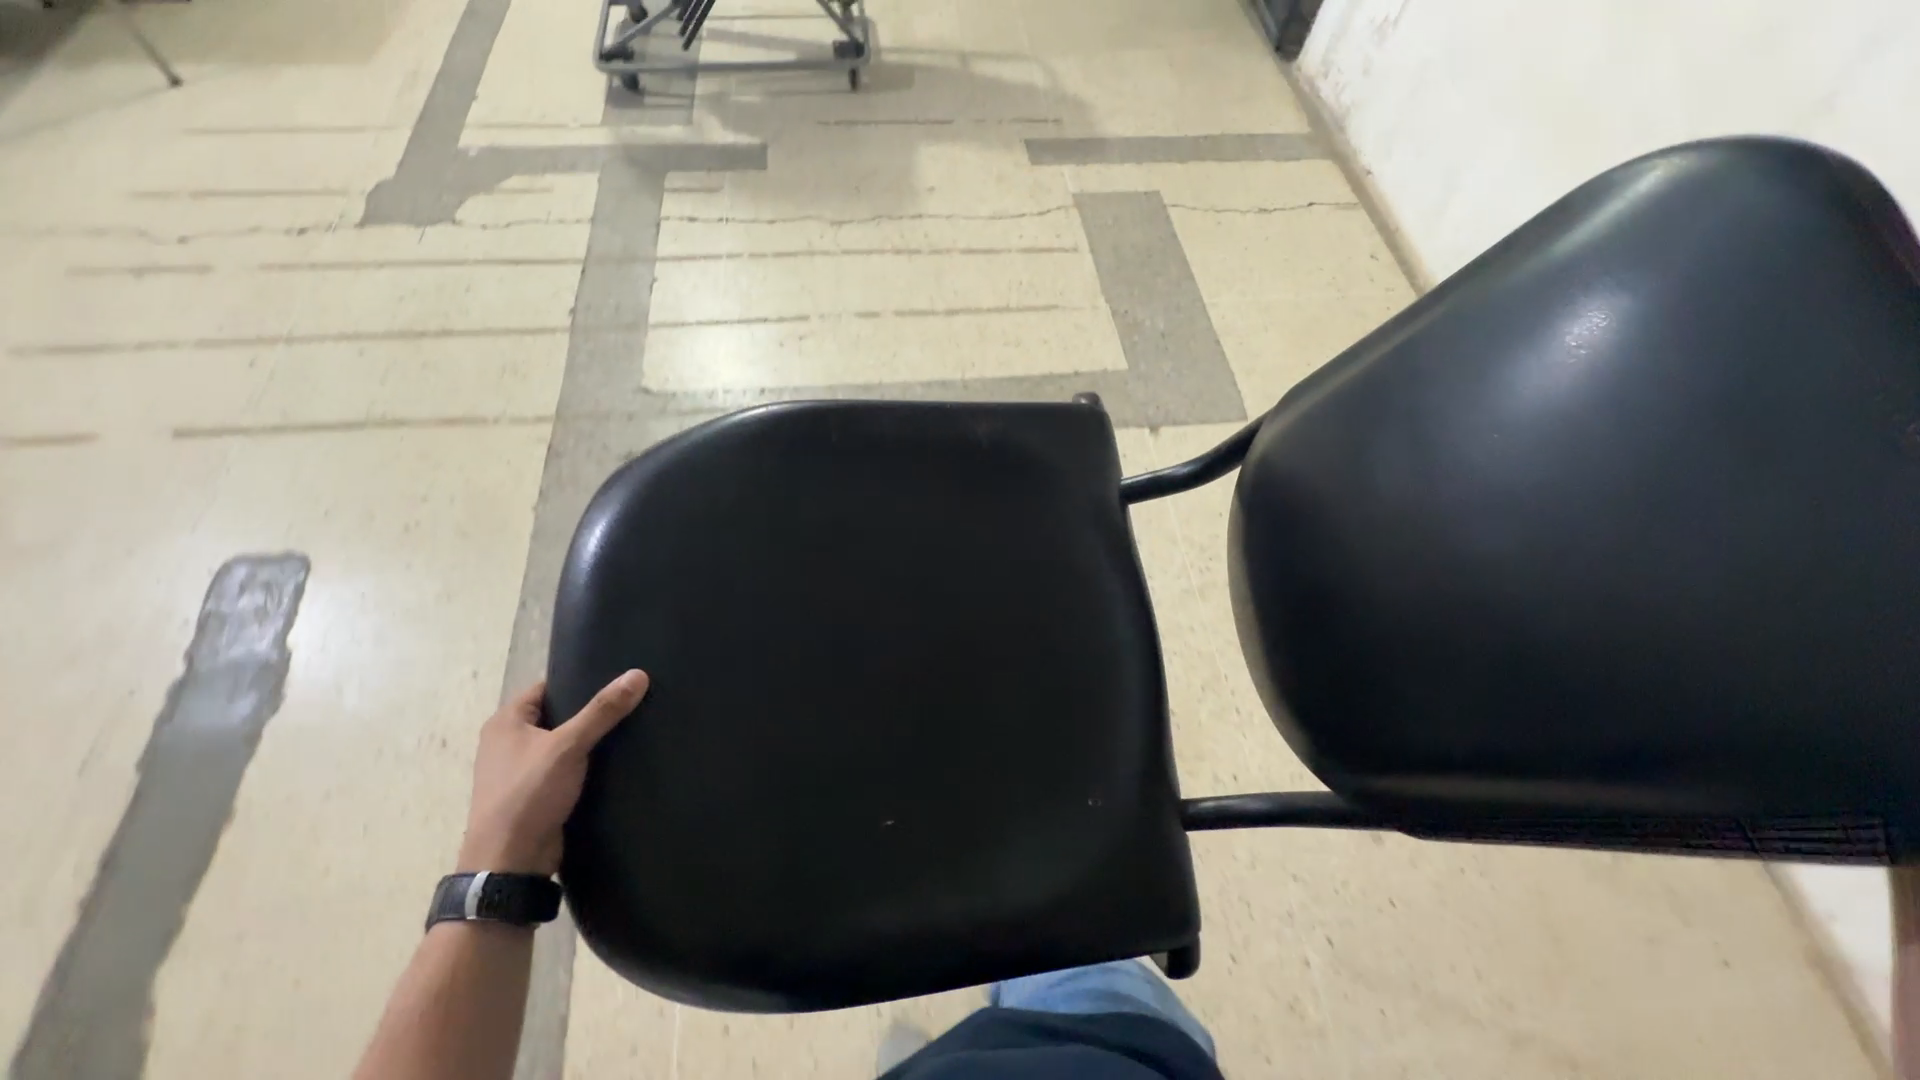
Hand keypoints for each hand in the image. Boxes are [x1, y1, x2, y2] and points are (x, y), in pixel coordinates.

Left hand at [457, 671, 649, 876]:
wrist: (511, 861)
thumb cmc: (530, 793)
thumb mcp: (569, 745)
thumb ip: (602, 711)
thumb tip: (638, 674)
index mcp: (505, 722)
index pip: (546, 688)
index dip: (578, 681)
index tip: (614, 678)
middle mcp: (506, 743)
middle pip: (556, 716)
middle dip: (588, 712)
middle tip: (628, 703)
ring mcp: (519, 771)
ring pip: (561, 745)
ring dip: (588, 742)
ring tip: (629, 728)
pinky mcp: (533, 796)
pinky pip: (563, 770)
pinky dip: (584, 766)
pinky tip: (614, 763)